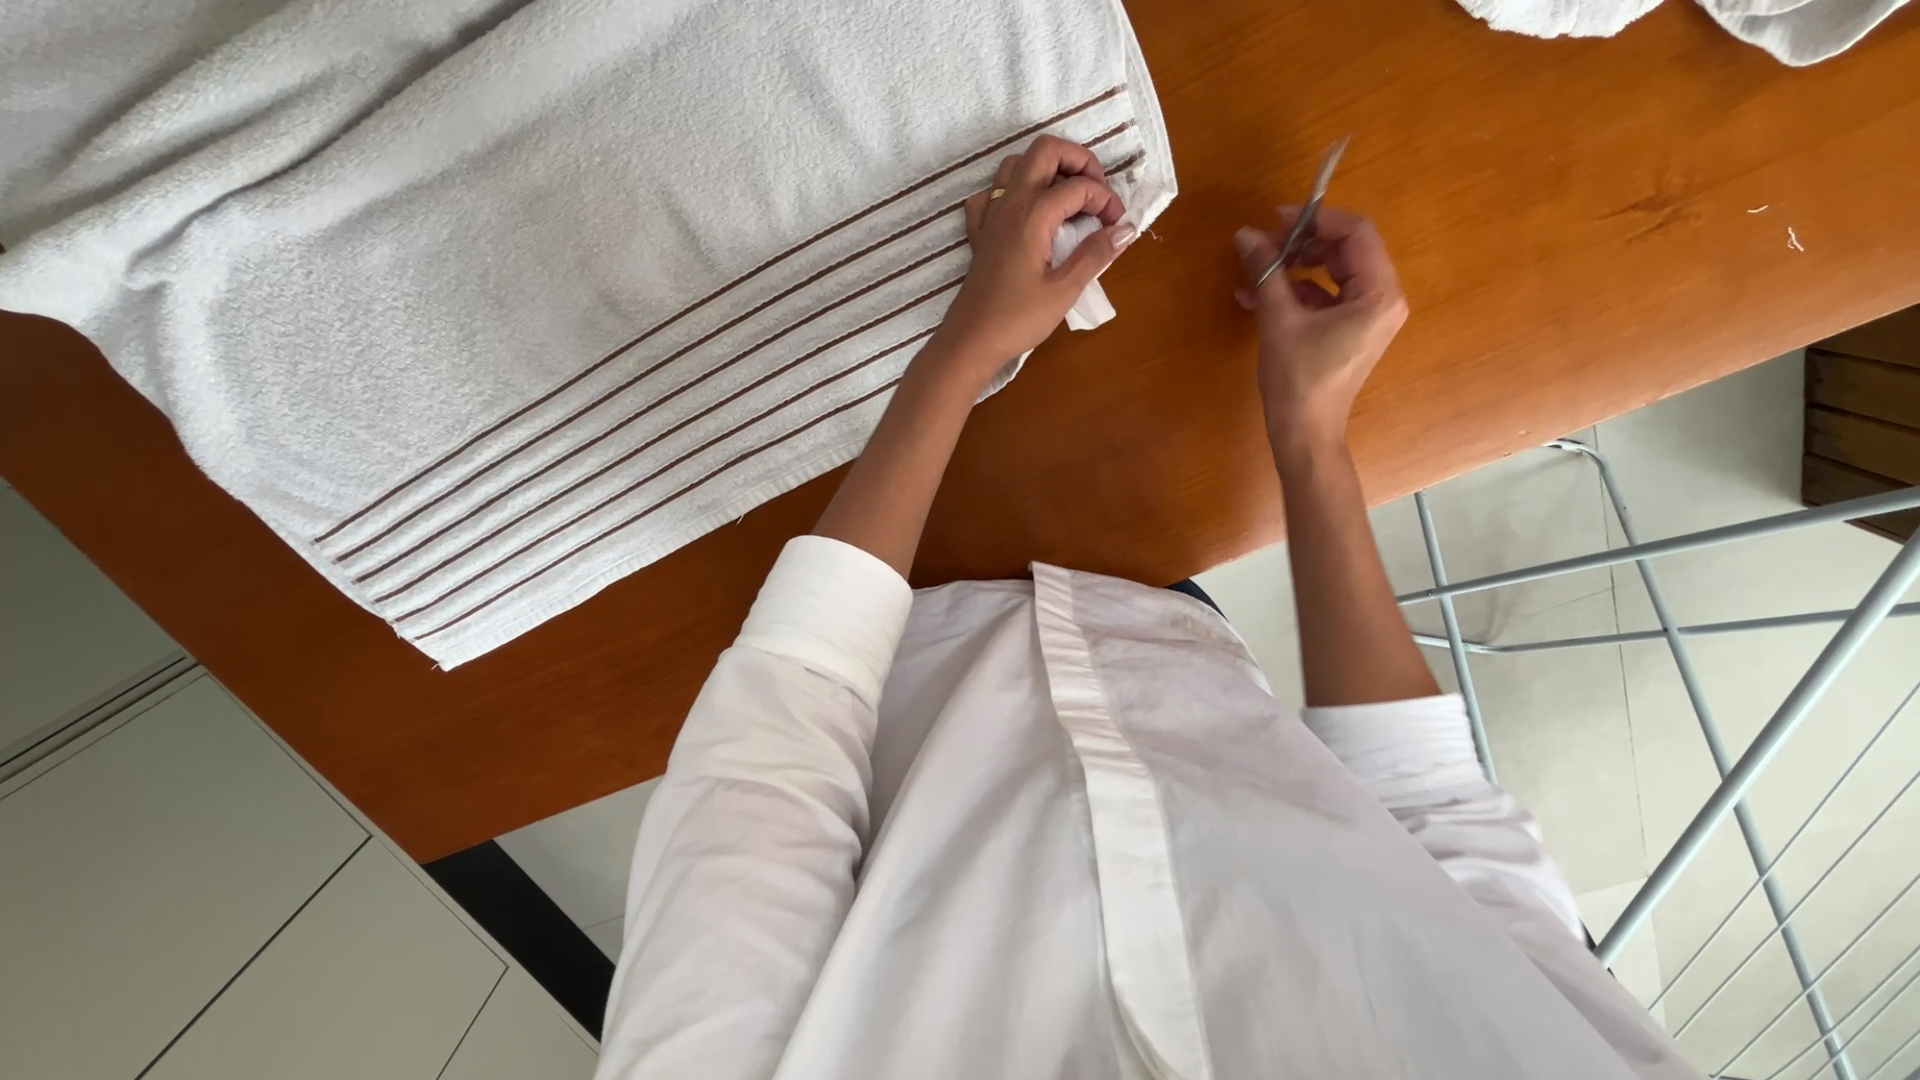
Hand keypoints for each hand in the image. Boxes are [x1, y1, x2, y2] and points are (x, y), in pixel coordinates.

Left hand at [930, 135, 1135, 388]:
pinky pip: (991, 195)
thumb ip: (1096, 255)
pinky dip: (1011, 192)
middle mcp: (1009, 204)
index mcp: (1032, 215)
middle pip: (1044, 151)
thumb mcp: (1064, 290)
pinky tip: (1025, 213)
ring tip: (1068, 198)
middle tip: (1096, 192)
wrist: (971, 341)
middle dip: (1078, 160)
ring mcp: (990, 216)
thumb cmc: (1017, 320)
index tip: (1118, 225)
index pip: (1078, 186)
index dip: (1105, 200)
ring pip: (1016, 165)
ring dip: (1046, 170)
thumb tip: (1124, 230)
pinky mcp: (980, 234)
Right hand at [1233, 205, 1408, 451]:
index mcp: (1378, 294)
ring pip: (1334, 272)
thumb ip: (1266, 271)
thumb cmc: (1297, 379)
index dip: (1317, 219)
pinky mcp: (1350, 331)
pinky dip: (1297, 291)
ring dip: (1296, 267)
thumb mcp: (1278, 320)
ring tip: (1257, 271)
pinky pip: (1327, 296)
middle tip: (1266, 243)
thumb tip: (1246, 234)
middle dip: (1304, 243)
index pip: (1357, 233)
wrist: (1304, 433)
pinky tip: (1260, 296)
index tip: (1279, 218)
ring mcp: (1368, 317)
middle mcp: (1383, 300)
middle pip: (1347, 250)